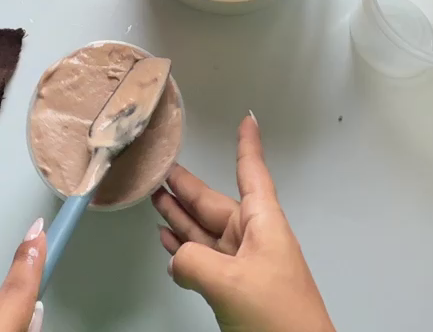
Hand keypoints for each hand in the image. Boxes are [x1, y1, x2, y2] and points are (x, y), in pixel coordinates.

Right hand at [152, 114, 335, 331]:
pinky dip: (184, 249)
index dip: (247, 144)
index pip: (251, 171)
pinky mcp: (235, 290)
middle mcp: (253, 236)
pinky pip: (204, 259)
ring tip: (154, 198)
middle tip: (162, 166)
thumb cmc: (278, 315)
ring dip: (180, 216)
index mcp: (262, 222)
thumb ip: (192, 261)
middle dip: (188, 185)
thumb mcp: (230, 282)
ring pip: (205, 231)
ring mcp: (244, 264)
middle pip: (215, 202)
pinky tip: (167, 243)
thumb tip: (175, 258)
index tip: (247, 119)